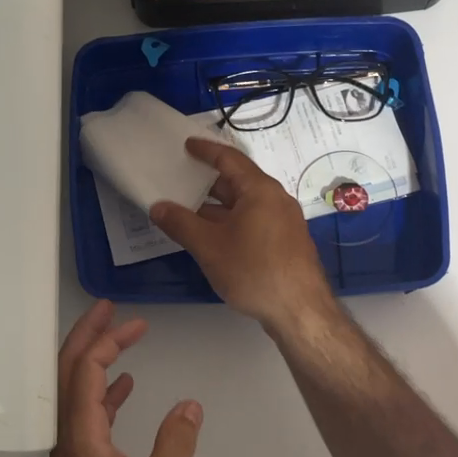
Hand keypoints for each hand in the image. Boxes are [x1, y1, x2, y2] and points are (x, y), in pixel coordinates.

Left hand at [40, 300, 202, 456]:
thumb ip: (176, 445)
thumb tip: (190, 404)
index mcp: (80, 434)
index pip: (85, 370)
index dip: (106, 339)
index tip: (131, 319)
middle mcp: (66, 433)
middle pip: (69, 370)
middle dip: (90, 335)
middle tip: (112, 308)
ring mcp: (69, 447)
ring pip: (76, 388)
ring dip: (96, 359)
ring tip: (122, 336)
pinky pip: (86, 412)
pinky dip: (103, 391)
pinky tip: (125, 385)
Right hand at [150, 138, 335, 333]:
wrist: (299, 310)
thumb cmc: (254, 271)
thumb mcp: (209, 247)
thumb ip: (181, 224)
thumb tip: (158, 207)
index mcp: (260, 190)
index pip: (229, 159)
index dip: (206, 151)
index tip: (187, 146)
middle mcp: (275, 200)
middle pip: (237, 183)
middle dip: (208, 183)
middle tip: (180, 180)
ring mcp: (283, 223)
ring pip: (244, 206)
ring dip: (217, 208)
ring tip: (187, 211)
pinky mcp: (284, 244)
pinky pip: (253, 222)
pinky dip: (230, 223)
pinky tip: (212, 238)